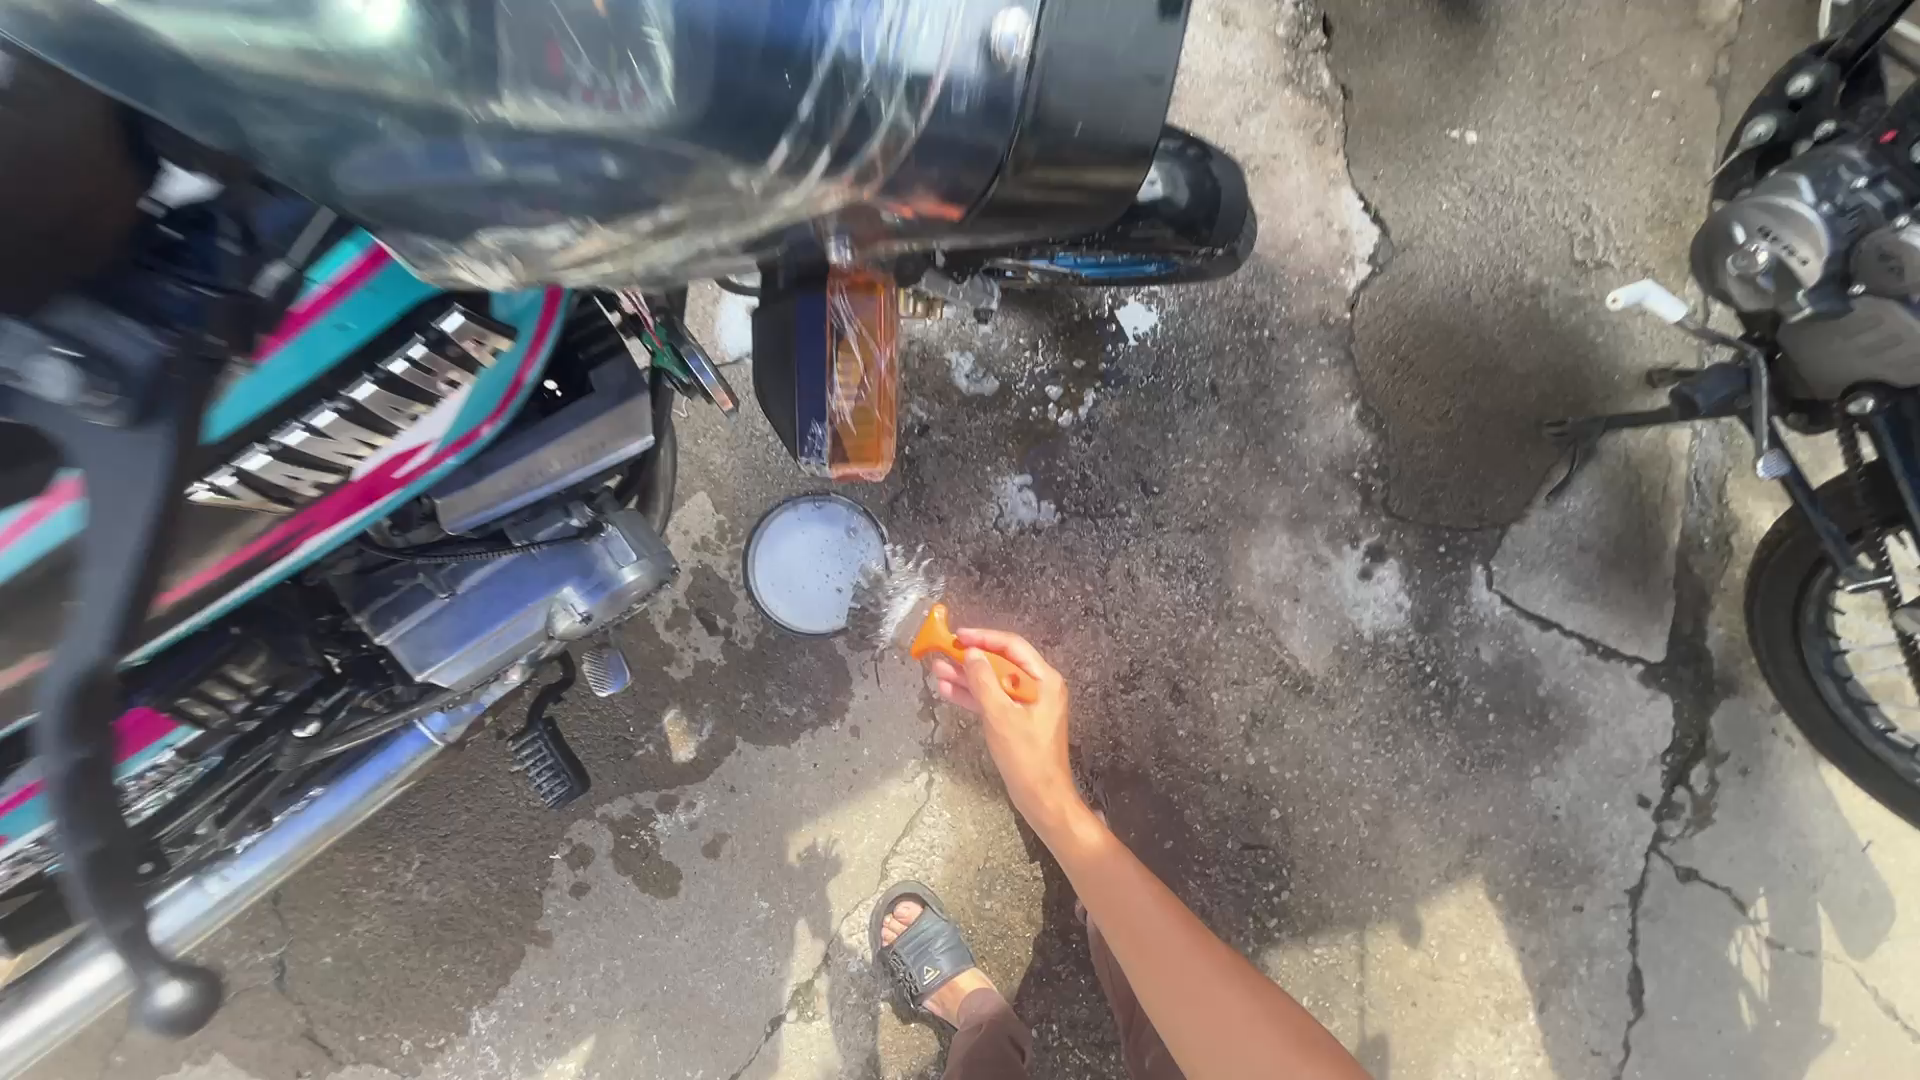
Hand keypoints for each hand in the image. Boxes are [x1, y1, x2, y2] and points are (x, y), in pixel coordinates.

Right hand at [927, 628, 1081, 827]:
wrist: (1041, 797)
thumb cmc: (1027, 757)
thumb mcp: (1001, 716)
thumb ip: (984, 682)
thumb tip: (970, 654)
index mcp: (1044, 679)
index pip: (1012, 647)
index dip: (984, 639)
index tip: (959, 636)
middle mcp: (1038, 686)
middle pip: (1000, 663)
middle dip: (970, 660)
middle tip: (943, 653)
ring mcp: (1026, 703)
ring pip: (992, 682)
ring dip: (966, 677)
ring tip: (938, 671)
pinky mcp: (1016, 719)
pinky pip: (992, 700)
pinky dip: (972, 696)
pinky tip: (949, 691)